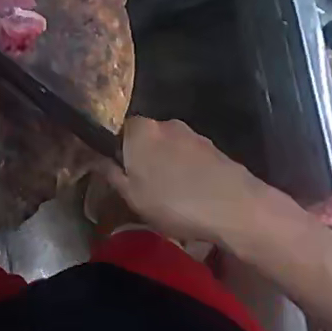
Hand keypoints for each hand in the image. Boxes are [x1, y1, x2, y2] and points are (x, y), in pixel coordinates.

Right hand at [101, 118, 295, 246]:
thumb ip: (111, 174)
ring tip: (167, 196)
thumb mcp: (132, 196)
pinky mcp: (214, 148)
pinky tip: (189, 194)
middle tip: (139, 188)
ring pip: (169, 148)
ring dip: (165, 165)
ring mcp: (193, 134)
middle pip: (145, 138)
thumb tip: (96, 158)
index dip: (113, 150)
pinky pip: (189, 157)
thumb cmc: (174, 203)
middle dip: (142, 157)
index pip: (117, 129)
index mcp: (140, 130)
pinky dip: (186, 171)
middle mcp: (166, 124)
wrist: (235, 207)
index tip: (114, 171)